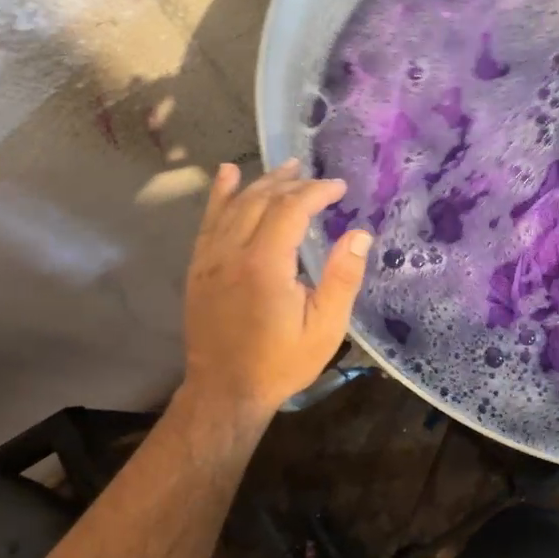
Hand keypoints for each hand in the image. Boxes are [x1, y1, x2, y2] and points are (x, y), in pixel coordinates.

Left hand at [178, 160, 370, 431]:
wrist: (224, 390)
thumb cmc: (280, 362)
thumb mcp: (325, 328)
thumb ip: (342, 279)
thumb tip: (360, 235)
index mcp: (265, 266)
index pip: (291, 209)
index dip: (316, 192)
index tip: (339, 188)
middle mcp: (232, 253)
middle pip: (261, 200)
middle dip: (292, 183)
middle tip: (318, 178)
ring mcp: (210, 259)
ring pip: (234, 205)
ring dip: (261, 182)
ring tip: (286, 167)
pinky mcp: (198, 268)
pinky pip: (208, 221)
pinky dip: (220, 195)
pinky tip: (227, 175)